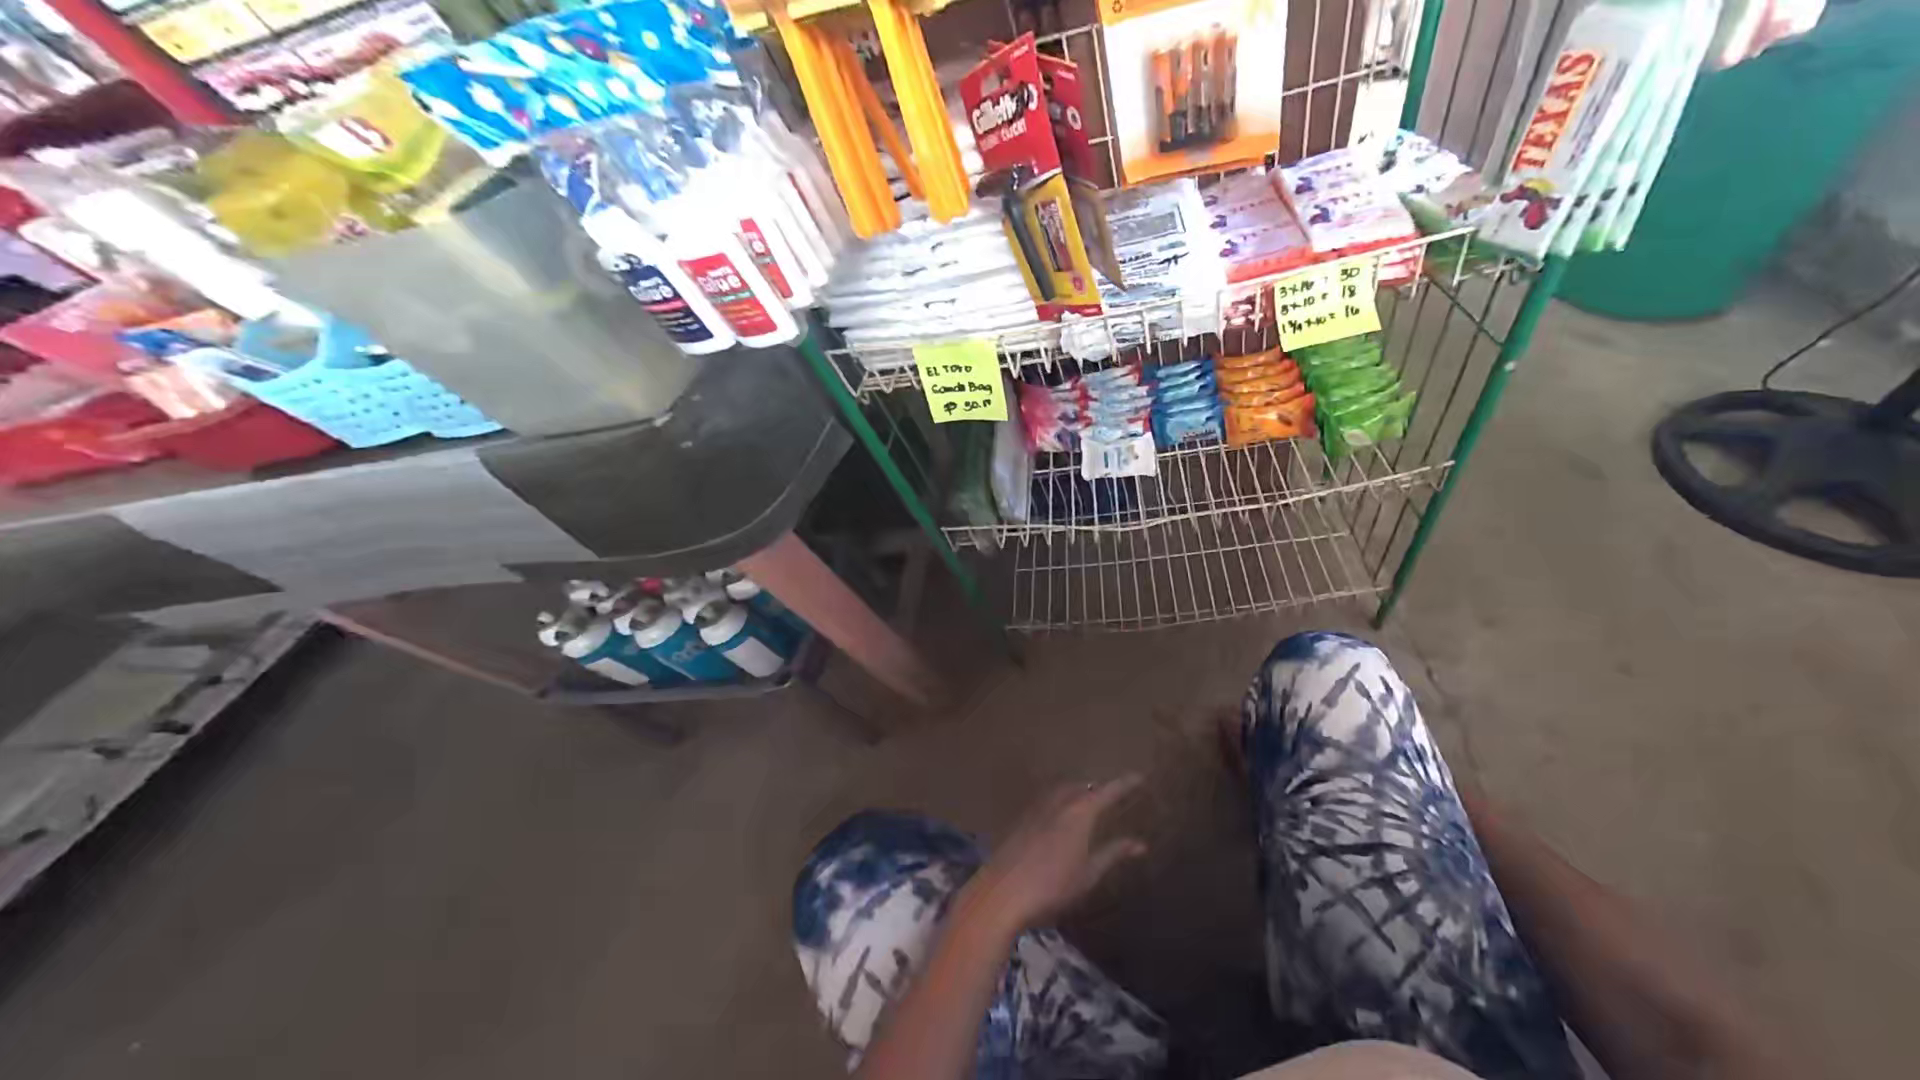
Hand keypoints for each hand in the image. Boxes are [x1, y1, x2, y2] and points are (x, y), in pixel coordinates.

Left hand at [962, 775, 1148, 932]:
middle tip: (1113, 794)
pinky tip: (1060, 816)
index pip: (1107, 792)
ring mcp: (1036, 808)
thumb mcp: (1089, 874)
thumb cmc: (1052, 886)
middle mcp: (1058, 802)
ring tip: (1089, 801)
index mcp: (1079, 812)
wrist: (1002, 893)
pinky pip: (1047, 800)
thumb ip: (1113, 854)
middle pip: (1082, 786)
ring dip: (1078, 791)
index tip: (1139, 777)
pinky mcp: (1021, 819)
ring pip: (1062, 790)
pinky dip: (1061, 800)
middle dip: (1098, 787)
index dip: (1124, 784)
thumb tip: (1140, 843)